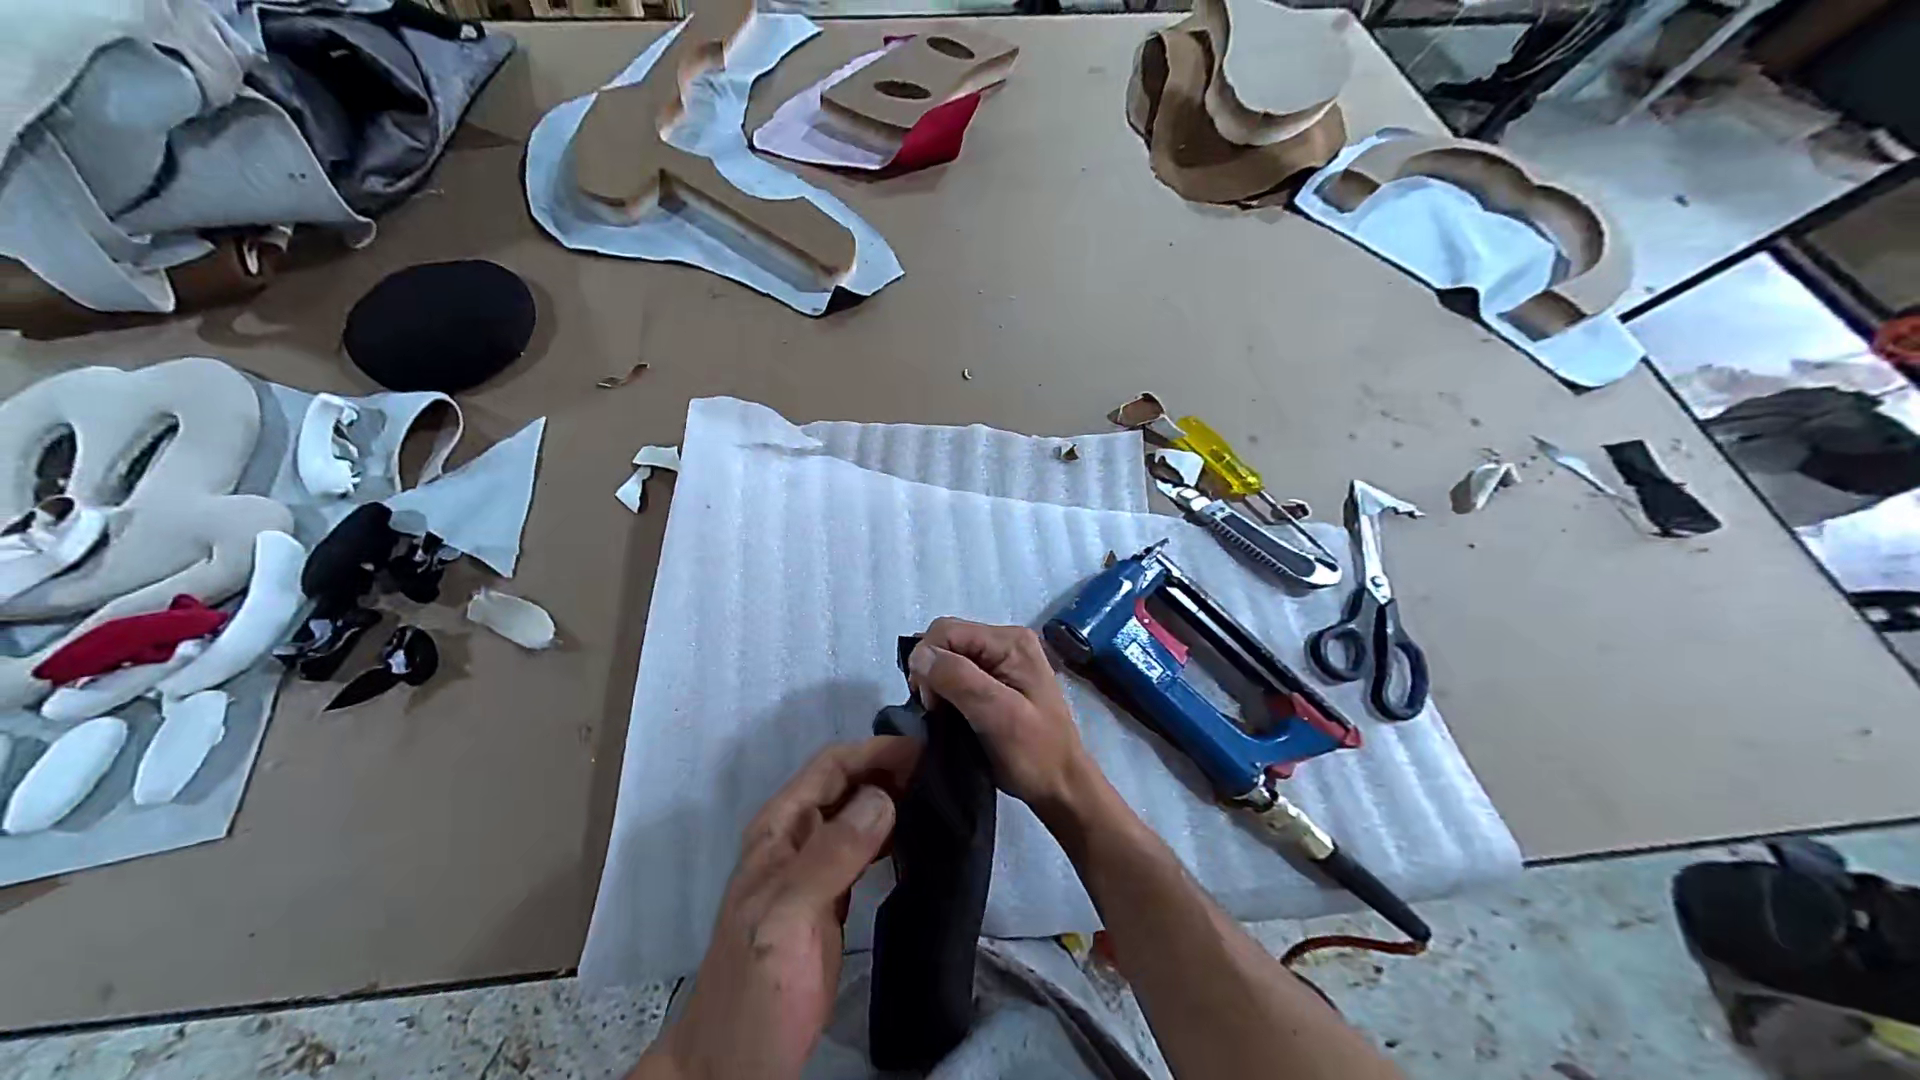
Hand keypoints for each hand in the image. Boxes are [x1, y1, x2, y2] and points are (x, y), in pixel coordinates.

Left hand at [632, 737, 920, 1079]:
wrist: (736, 1064)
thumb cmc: (755, 987)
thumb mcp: (788, 916)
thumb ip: (831, 855)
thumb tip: (884, 796)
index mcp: (779, 829)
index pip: (831, 767)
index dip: (875, 753)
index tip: (925, 752)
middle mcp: (796, 839)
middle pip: (846, 784)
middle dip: (889, 770)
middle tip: (941, 774)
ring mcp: (813, 870)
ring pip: (858, 814)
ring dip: (893, 799)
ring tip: (938, 797)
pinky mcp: (830, 900)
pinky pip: (864, 850)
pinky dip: (891, 836)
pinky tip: (918, 839)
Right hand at [908, 617, 1092, 809]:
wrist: (1061, 784)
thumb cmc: (1034, 753)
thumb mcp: (997, 715)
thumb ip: (958, 679)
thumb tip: (920, 655)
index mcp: (1010, 642)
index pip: (945, 631)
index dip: (928, 662)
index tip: (933, 703)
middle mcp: (1006, 641)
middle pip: (946, 640)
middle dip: (931, 672)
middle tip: (937, 710)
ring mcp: (1002, 658)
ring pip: (948, 656)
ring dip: (937, 683)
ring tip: (944, 714)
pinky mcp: (996, 677)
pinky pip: (957, 671)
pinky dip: (946, 690)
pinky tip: (952, 712)